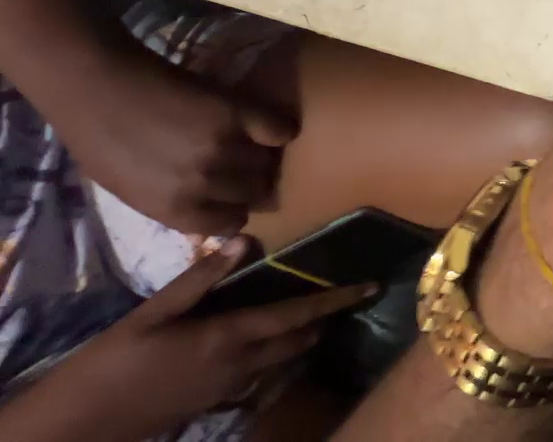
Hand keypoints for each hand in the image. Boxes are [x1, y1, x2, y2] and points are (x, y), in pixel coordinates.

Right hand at [0, 238, 374, 441]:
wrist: (70, 430)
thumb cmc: (107, 366)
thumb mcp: (150, 315)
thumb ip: (199, 278)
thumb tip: (243, 239)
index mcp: (230, 336)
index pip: (300, 314)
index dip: (339, 300)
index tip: (373, 287)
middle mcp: (241, 363)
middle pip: (300, 339)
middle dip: (324, 319)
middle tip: (342, 297)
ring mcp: (227, 387)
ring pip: (282, 359)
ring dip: (300, 339)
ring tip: (313, 316)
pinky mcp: (211, 402)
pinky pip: (258, 376)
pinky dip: (273, 357)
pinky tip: (266, 344)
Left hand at [55, 47, 295, 233]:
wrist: (100, 94)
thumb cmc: (104, 147)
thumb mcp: (130, 191)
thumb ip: (175, 204)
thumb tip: (212, 214)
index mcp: (170, 207)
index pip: (230, 223)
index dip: (237, 211)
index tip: (237, 200)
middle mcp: (203, 182)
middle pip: (257, 191)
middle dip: (257, 184)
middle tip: (252, 171)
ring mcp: (225, 147)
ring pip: (270, 162)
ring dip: (267, 157)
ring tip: (257, 147)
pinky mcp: (241, 114)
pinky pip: (282, 132)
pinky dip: (280, 132)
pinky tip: (266, 128)